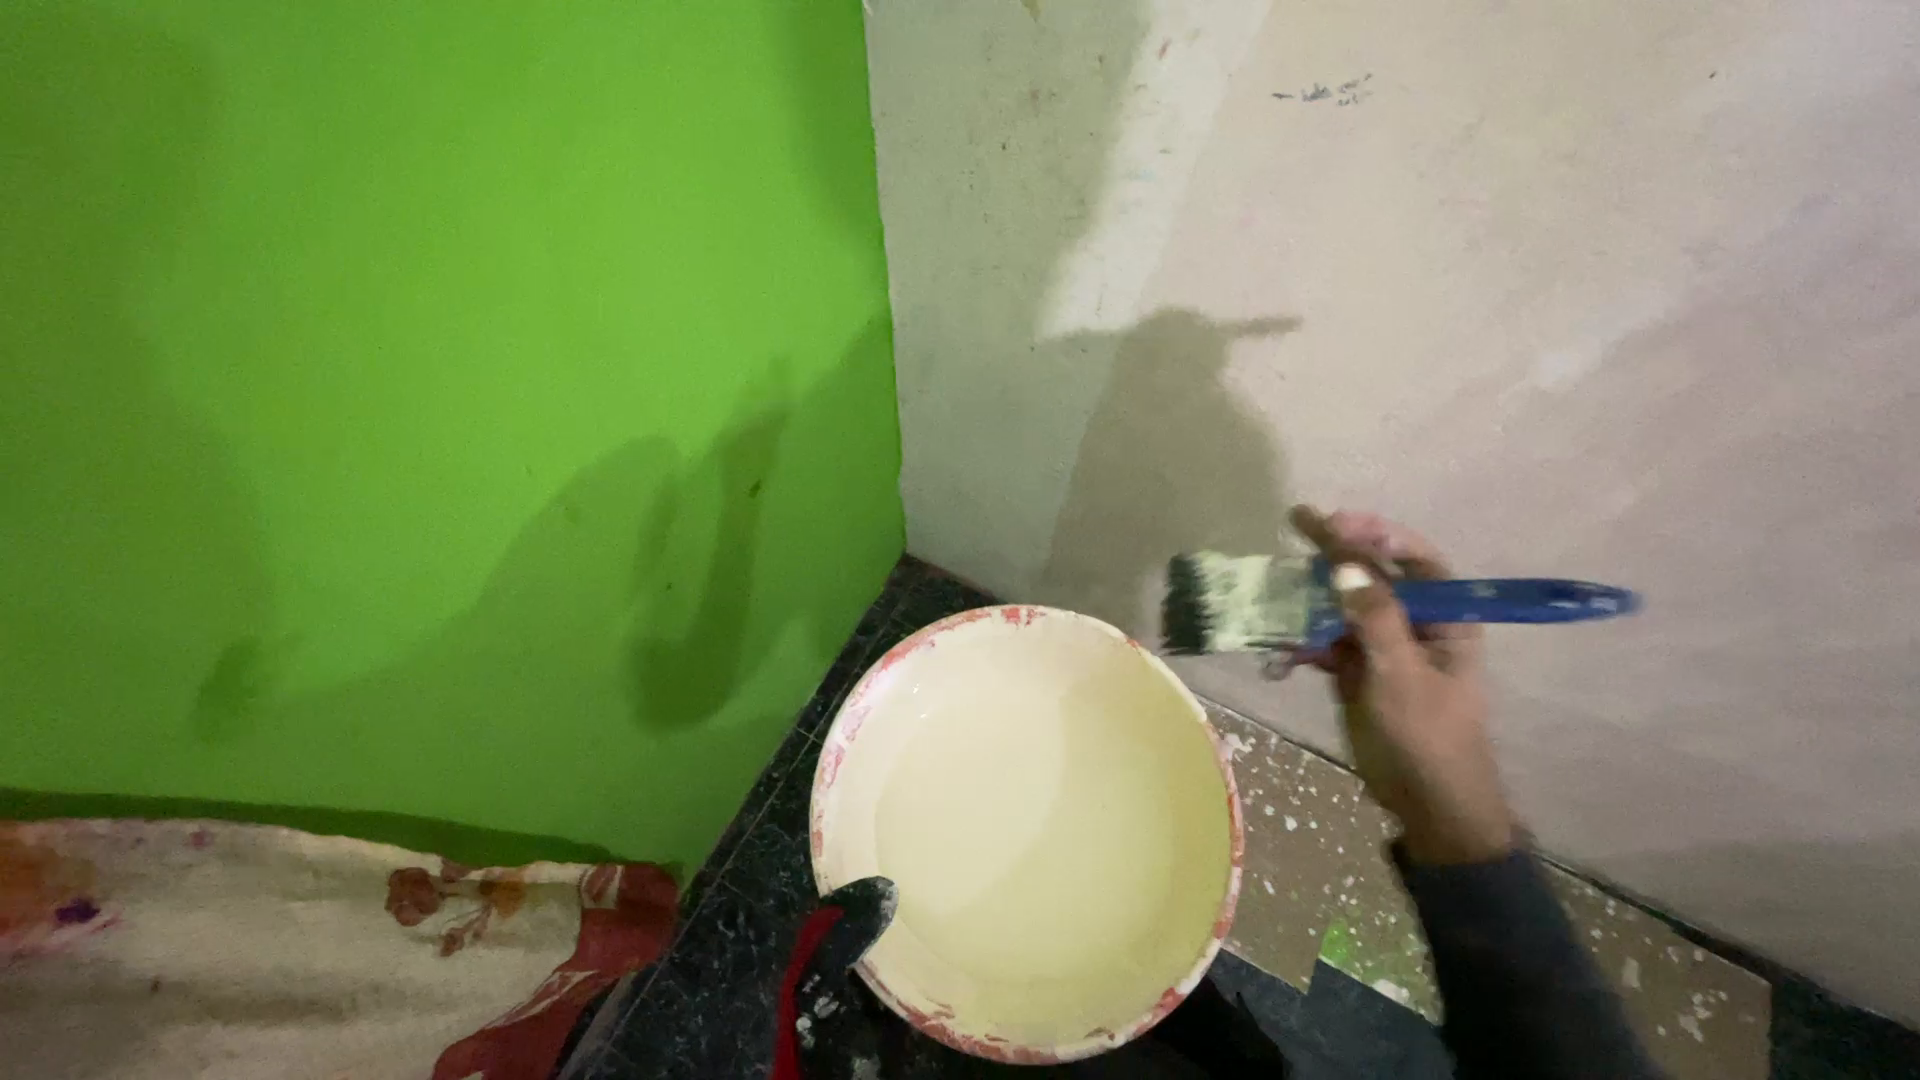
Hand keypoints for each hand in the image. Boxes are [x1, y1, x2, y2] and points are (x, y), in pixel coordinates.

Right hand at [1288, 506, 1517, 864]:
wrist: (1425, 801)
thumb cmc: (1429, 735)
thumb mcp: (1403, 674)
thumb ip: (1375, 618)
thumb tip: (1345, 565)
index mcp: (1444, 619)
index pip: (1415, 561)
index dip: (1380, 536)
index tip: (1340, 521)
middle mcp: (1412, 624)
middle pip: (1371, 576)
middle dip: (1336, 553)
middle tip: (1298, 522)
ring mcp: (1380, 648)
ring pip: (1341, 607)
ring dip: (1309, 597)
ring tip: (1275, 581)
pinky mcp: (1354, 671)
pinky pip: (1323, 642)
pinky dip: (1300, 642)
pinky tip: (1279, 649)